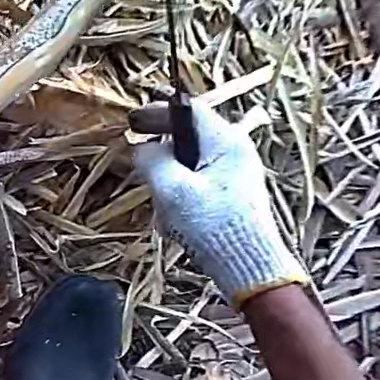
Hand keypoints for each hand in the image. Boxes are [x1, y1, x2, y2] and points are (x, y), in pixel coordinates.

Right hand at [134, 104, 307, 306]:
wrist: (247, 266)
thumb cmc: (212, 225)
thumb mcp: (172, 189)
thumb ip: (152, 161)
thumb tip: (143, 147)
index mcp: (227, 143)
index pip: (189, 112)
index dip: (157, 112)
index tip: (132, 121)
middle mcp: (234, 153)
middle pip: (186, 140)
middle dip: (160, 155)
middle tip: (140, 165)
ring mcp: (233, 176)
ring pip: (187, 166)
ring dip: (166, 183)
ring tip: (162, 208)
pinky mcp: (229, 197)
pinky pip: (194, 186)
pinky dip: (178, 198)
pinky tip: (173, 220)